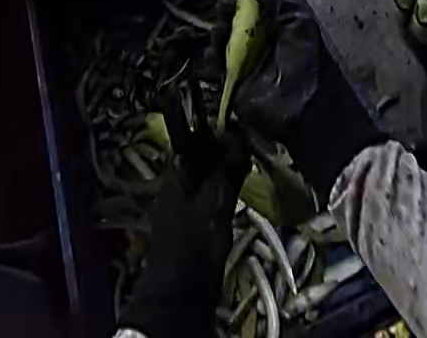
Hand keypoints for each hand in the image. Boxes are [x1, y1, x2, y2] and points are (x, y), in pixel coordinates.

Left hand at [119, 95, 248, 337]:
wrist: (178, 301)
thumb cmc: (194, 248)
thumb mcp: (215, 207)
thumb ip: (227, 172)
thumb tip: (241, 137)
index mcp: (174, 174)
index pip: (195, 139)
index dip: (218, 130)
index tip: (242, 126)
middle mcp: (175, 184)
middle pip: (201, 157)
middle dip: (225, 149)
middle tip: (251, 145)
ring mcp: (181, 204)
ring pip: (206, 176)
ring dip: (226, 169)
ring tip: (250, 163)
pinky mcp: (190, 223)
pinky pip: (208, 195)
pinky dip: (224, 189)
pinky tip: (240, 190)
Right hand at [211, 0, 381, 192]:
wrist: (303, 108)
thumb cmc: (305, 61)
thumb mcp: (298, 22)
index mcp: (279, 26)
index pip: (257, 5)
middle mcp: (261, 41)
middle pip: (237, 20)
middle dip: (228, 10)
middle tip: (223, 2)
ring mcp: (247, 61)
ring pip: (224, 39)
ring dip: (219, 30)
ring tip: (220, 26)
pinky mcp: (234, 81)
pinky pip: (218, 65)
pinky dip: (212, 56)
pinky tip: (214, 50)